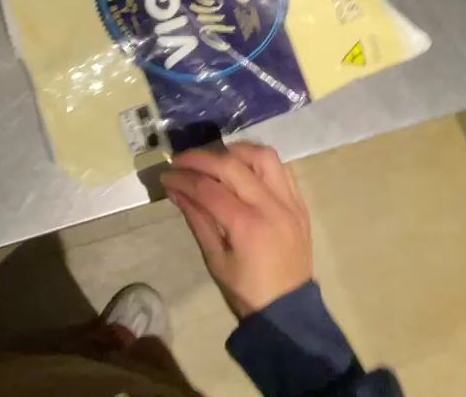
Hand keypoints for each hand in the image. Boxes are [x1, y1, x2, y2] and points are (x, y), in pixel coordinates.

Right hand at [161, 143, 312, 317]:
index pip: (208, 189)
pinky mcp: (300, 203)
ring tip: (216, 161)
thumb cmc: (247, 292)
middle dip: (201, 158)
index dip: (183, 179)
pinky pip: (281, 168)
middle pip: (231, 165)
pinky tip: (243, 170)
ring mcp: (289, 202)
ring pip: (262, 156)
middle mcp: (271, 206)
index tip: (166, 175)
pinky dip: (258, 162)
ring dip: (235, 152)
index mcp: (248, 227)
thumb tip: (176, 189)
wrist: (289, 312)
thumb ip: (197, 219)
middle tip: (181, 161)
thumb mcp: (215, 260)